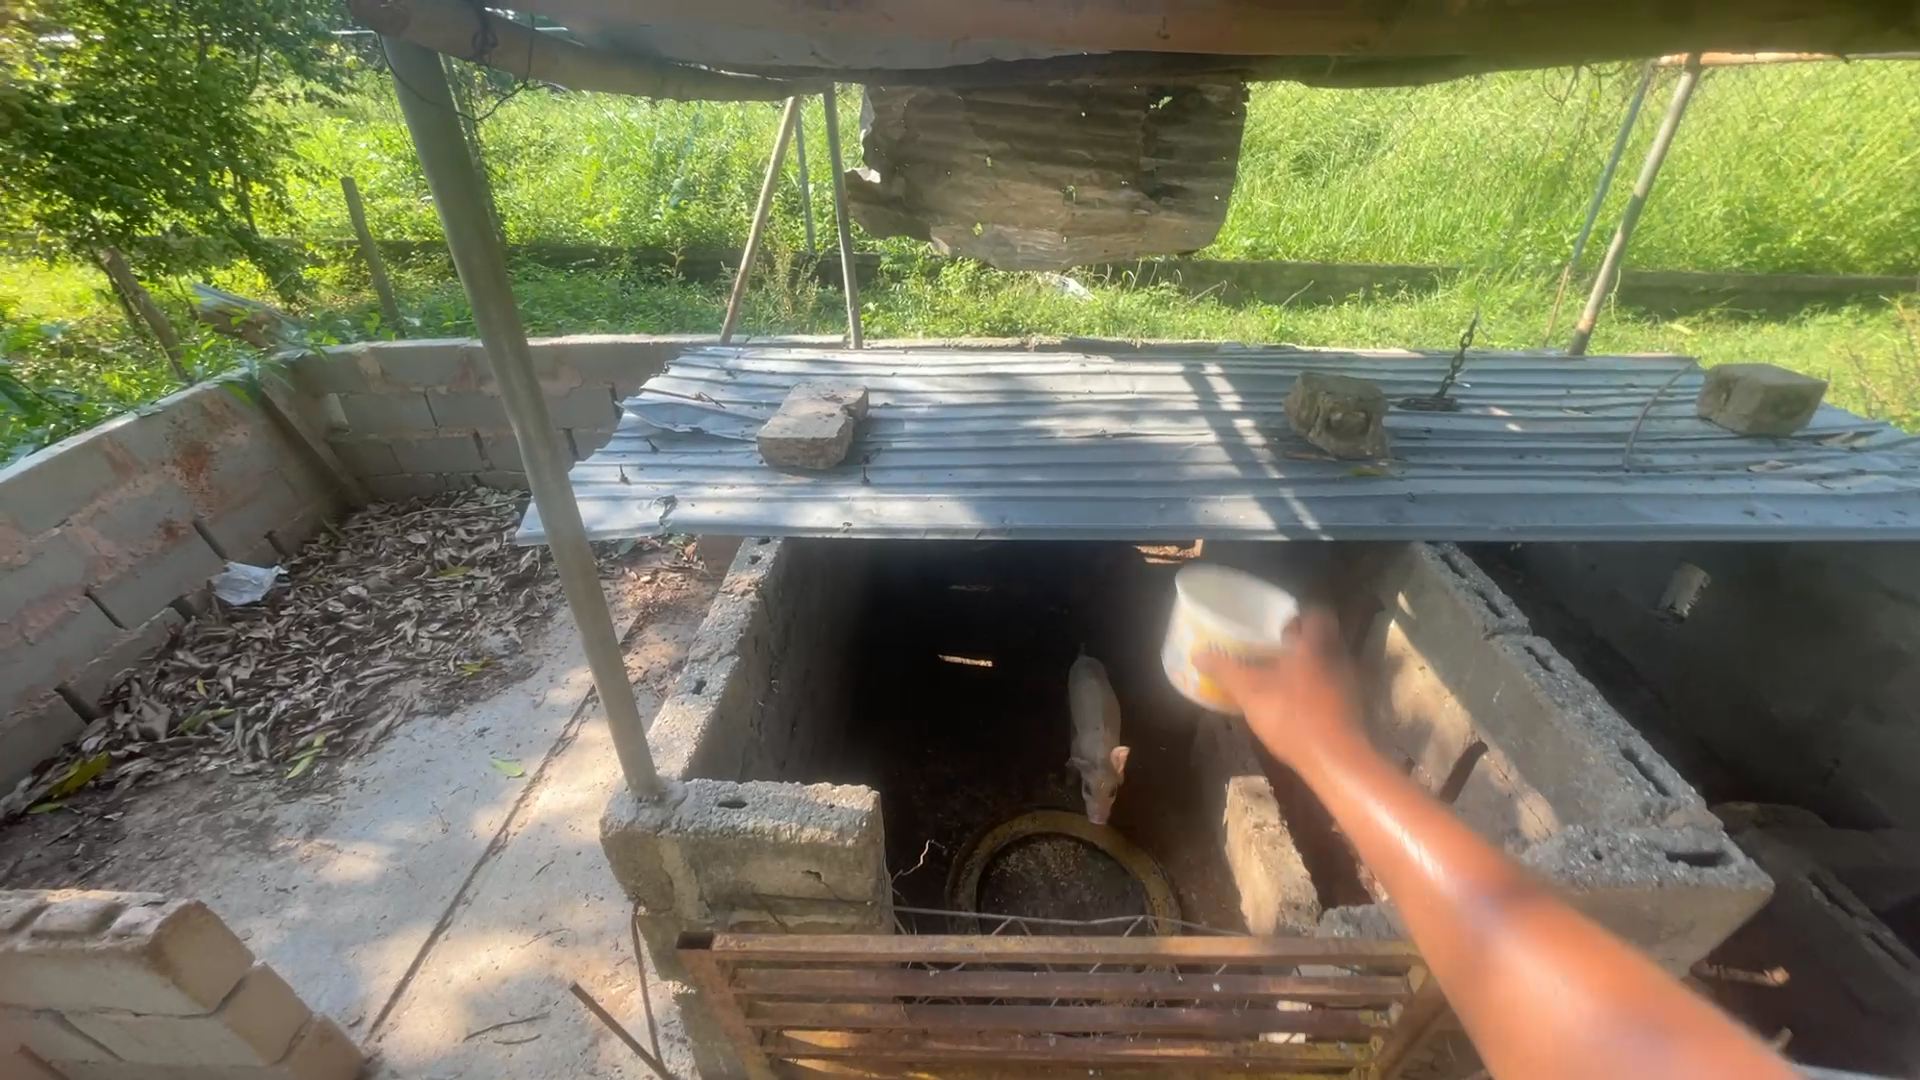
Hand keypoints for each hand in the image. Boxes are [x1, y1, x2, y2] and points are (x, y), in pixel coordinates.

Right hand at [1195, 608, 1366, 772]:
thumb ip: (1225, 670)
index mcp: (1315, 646)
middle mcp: (1337, 660)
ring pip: (1325, 667)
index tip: (1278, 624)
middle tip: (1270, 649)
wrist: (1336, 762)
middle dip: (1297, 644)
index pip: (1317, 615)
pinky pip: (1330, 691)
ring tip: (1276, 678)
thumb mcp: (1249, 692)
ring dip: (1304, 670)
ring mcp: (1348, 686)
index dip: (1299, 616)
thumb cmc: (1292, 716)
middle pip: (1320, 641)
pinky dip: (1312, 693)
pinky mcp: (1351, 711)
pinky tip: (1292, 706)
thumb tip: (1198, 654)